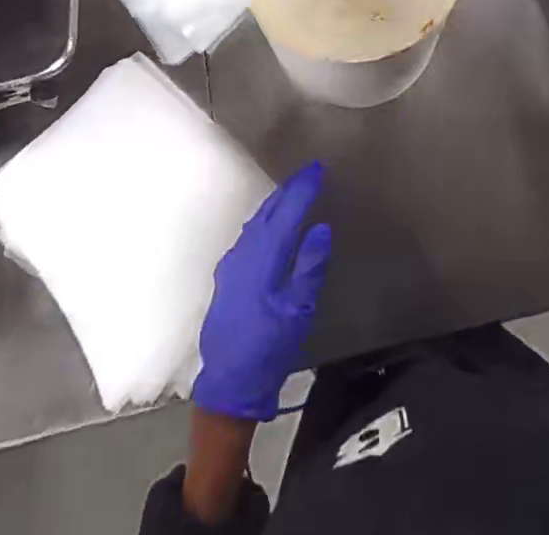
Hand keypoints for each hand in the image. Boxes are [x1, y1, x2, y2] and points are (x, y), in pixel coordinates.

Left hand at [191, 162, 332, 421]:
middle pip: (267, 212)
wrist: (228, 379)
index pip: (285, 212)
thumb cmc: (268, 346)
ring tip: (292, 194)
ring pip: (256, 223)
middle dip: (288, 192)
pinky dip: (264, 223)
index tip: (317, 169)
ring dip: (274, 206)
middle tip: (308, 176)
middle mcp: (243, 253)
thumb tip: (320, 229)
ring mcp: (232, 264)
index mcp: (263, 257)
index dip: (302, 189)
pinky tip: (272, 227)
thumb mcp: (298, 310)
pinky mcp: (228, 275)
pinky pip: (249, 237)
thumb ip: (309, 267)